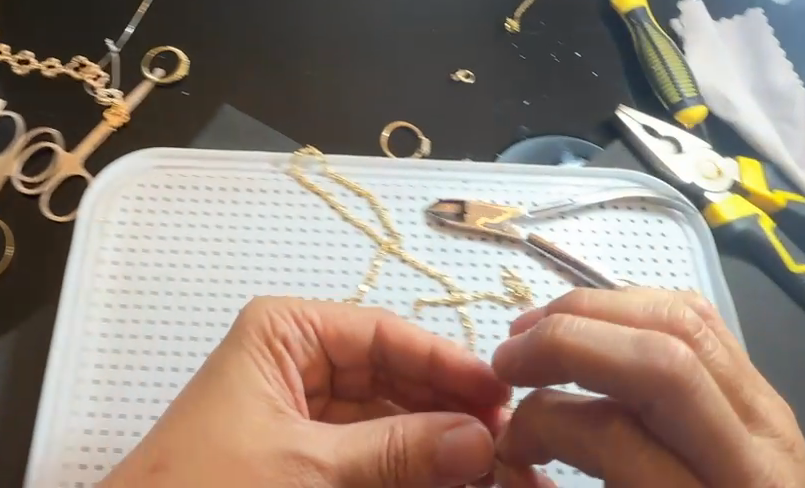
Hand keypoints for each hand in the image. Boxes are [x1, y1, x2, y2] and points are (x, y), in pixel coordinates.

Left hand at [102, 296, 510, 487]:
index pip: (382, 334)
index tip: (502, 395)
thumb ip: (396, 452)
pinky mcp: (311, 461)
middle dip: (451, 415)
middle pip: (393, 379)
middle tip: (517, 447)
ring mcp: (307, 414)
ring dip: (443, 450)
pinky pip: (376, 459)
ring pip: (391, 423)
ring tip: (504, 473)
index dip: (444, 362)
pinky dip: (415, 473)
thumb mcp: (308, 468)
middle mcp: (300, 362)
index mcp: (287, 332)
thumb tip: (480, 438)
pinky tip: (460, 484)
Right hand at [490, 289, 804, 487]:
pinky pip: (698, 317)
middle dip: (563, 341)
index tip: (507, 443)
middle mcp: (759, 464)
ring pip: (679, 321)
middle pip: (660, 362)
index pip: (617, 436)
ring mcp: (771, 417)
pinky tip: (592, 324)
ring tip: (535, 330)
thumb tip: (505, 450)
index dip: (542, 423)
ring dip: (590, 310)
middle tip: (505, 361)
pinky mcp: (767, 392)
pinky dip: (631, 304)